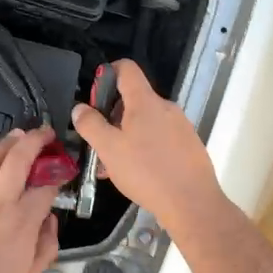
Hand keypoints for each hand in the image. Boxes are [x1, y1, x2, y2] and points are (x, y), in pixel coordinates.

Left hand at [0, 127, 61, 272]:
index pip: (46, 185)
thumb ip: (46, 243)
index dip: (57, 173)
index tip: (62, 170)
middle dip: (35, 140)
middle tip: (45, 133)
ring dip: (6, 143)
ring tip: (17, 136)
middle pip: (18, 157)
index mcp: (22, 220)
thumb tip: (50, 219)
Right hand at [71, 60, 224, 229]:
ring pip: (146, 122)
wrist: (192, 203)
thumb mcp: (109, 149)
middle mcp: (166, 107)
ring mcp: (181, 126)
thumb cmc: (146, 172)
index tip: (95, 97)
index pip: (127, 68)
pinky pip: (160, 138)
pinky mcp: (189, 145)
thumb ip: (91, 125)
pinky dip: (145, 148)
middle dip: (113, 116)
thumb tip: (80, 108)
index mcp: (145, 101)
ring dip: (127, 136)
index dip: (107, 73)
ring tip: (114, 165)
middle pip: (134, 99)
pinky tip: (137, 174)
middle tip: (100, 143)